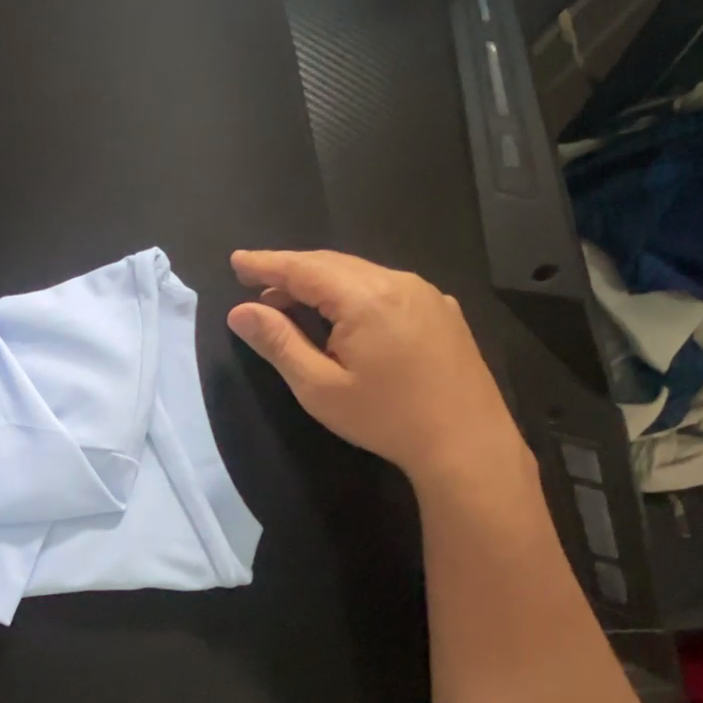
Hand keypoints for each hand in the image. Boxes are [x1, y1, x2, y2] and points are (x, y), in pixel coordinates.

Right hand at [226, 250, 528, 486]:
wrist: (465, 441)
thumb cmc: (384, 418)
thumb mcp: (319, 387)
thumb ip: (278, 343)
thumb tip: (240, 312)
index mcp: (365, 298)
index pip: (304, 268)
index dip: (266, 263)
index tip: (236, 260)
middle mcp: (398, 282)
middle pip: (333, 264)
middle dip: (290, 271)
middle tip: (254, 285)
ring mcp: (426, 294)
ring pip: (360, 274)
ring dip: (320, 283)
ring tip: (289, 304)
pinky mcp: (441, 311)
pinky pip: (385, 288)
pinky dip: (351, 293)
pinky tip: (340, 318)